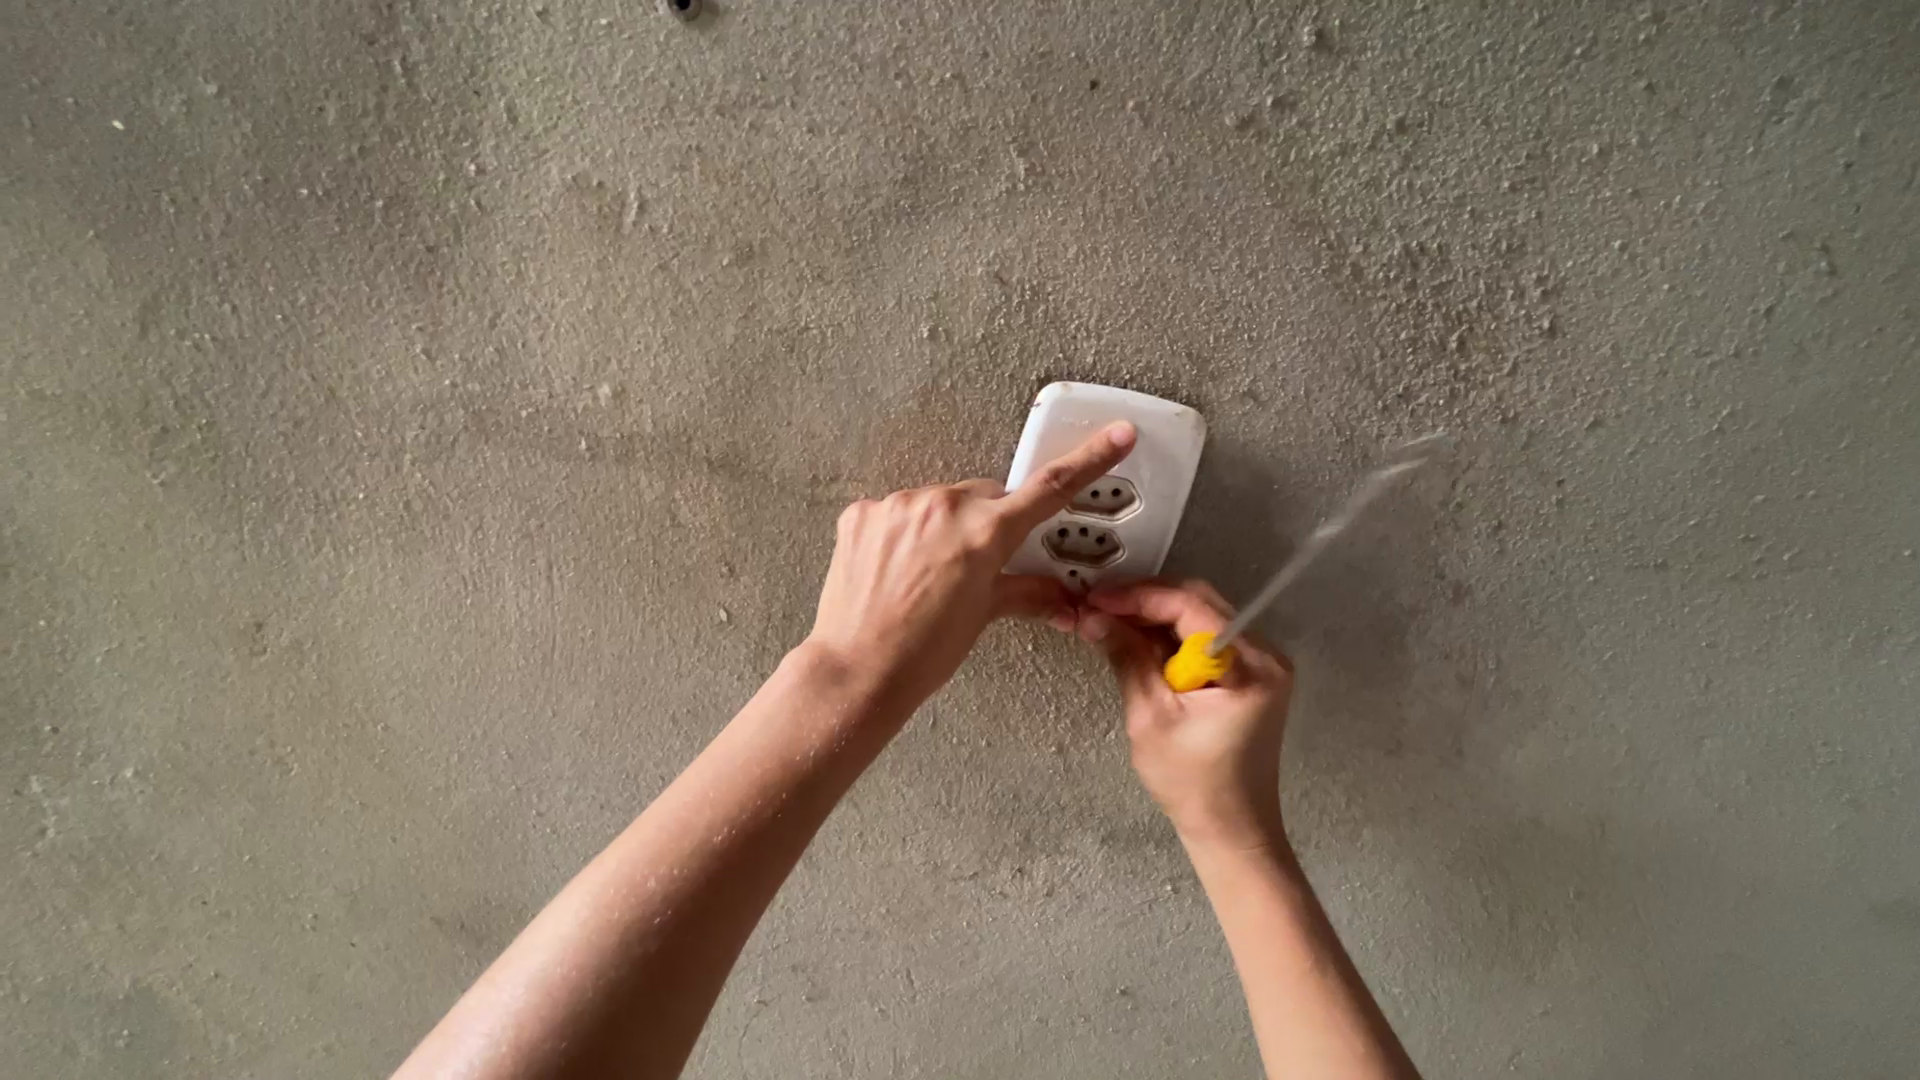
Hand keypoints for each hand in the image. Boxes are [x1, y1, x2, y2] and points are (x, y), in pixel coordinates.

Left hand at [805, 422, 1136, 707]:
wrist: (857, 671)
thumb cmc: (920, 654)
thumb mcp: (983, 615)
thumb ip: (1026, 591)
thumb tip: (1060, 596)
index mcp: (985, 534)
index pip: (1050, 489)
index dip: (1090, 459)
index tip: (1115, 436)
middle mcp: (943, 508)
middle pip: (985, 497)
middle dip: (988, 523)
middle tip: (976, 566)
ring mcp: (899, 506)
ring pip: (939, 502)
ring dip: (942, 526)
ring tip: (928, 574)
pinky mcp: (864, 513)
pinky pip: (898, 511)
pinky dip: (903, 531)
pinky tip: (898, 566)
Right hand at [1077, 580, 1295, 851]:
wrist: (1231, 827)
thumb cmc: (1191, 783)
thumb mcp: (1150, 717)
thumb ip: (1126, 658)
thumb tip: (1093, 616)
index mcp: (1248, 666)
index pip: (1190, 605)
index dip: (1139, 596)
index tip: (1097, 600)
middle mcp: (1264, 654)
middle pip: (1198, 602)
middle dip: (1144, 601)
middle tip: (1099, 607)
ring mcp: (1260, 662)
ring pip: (1200, 615)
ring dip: (1154, 616)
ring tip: (1110, 621)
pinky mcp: (1249, 673)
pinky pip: (1205, 636)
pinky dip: (1169, 635)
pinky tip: (1138, 640)